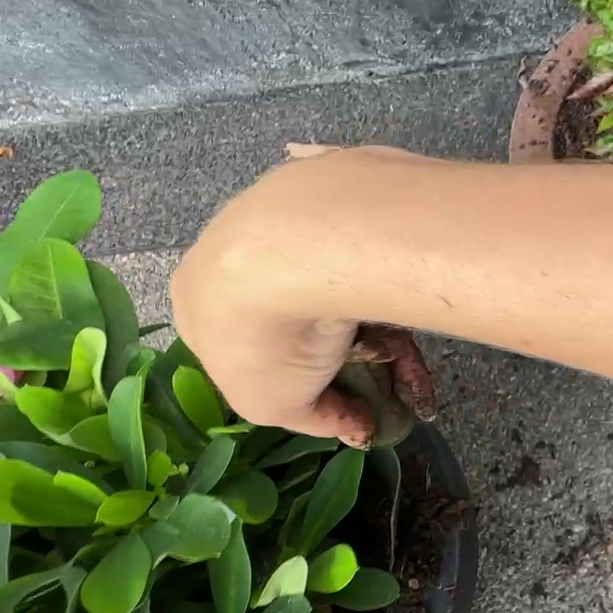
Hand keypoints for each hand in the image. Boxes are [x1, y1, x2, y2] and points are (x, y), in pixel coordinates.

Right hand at [171, 146, 434, 445]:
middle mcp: (234, 246)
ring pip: (342, 274)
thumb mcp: (275, 404)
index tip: (349, 389)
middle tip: (395, 366)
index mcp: (201, 297)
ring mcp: (282, 210)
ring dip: (380, 316)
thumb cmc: (264, 339)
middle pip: (305, 306)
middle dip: (355, 347)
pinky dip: (388, 267)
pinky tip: (410, 290)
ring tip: (411, 345)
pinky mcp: (332, 181)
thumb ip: (315, 417)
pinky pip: (369, 236)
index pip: (255, 343)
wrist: (296, 247)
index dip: (304, 372)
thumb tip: (357, 431)